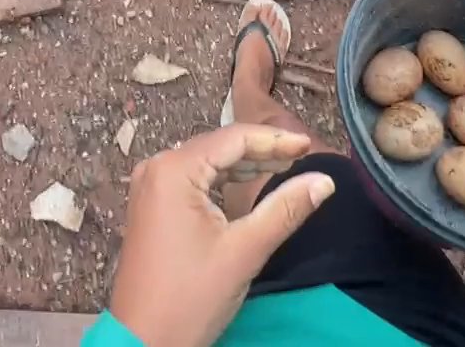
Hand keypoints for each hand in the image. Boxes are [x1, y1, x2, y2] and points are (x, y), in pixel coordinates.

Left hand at [108, 125, 335, 346]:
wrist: (140, 345)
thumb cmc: (190, 297)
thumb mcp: (244, 252)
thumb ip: (285, 210)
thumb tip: (325, 181)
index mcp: (174, 169)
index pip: (232, 139)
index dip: (274, 139)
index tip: (309, 144)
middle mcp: (158, 166)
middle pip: (218, 146)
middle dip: (261, 149)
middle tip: (301, 155)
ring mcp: (150, 184)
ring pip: (206, 161)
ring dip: (243, 164)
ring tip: (283, 167)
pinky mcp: (151, 203)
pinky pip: (193, 178)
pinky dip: (223, 179)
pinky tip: (248, 183)